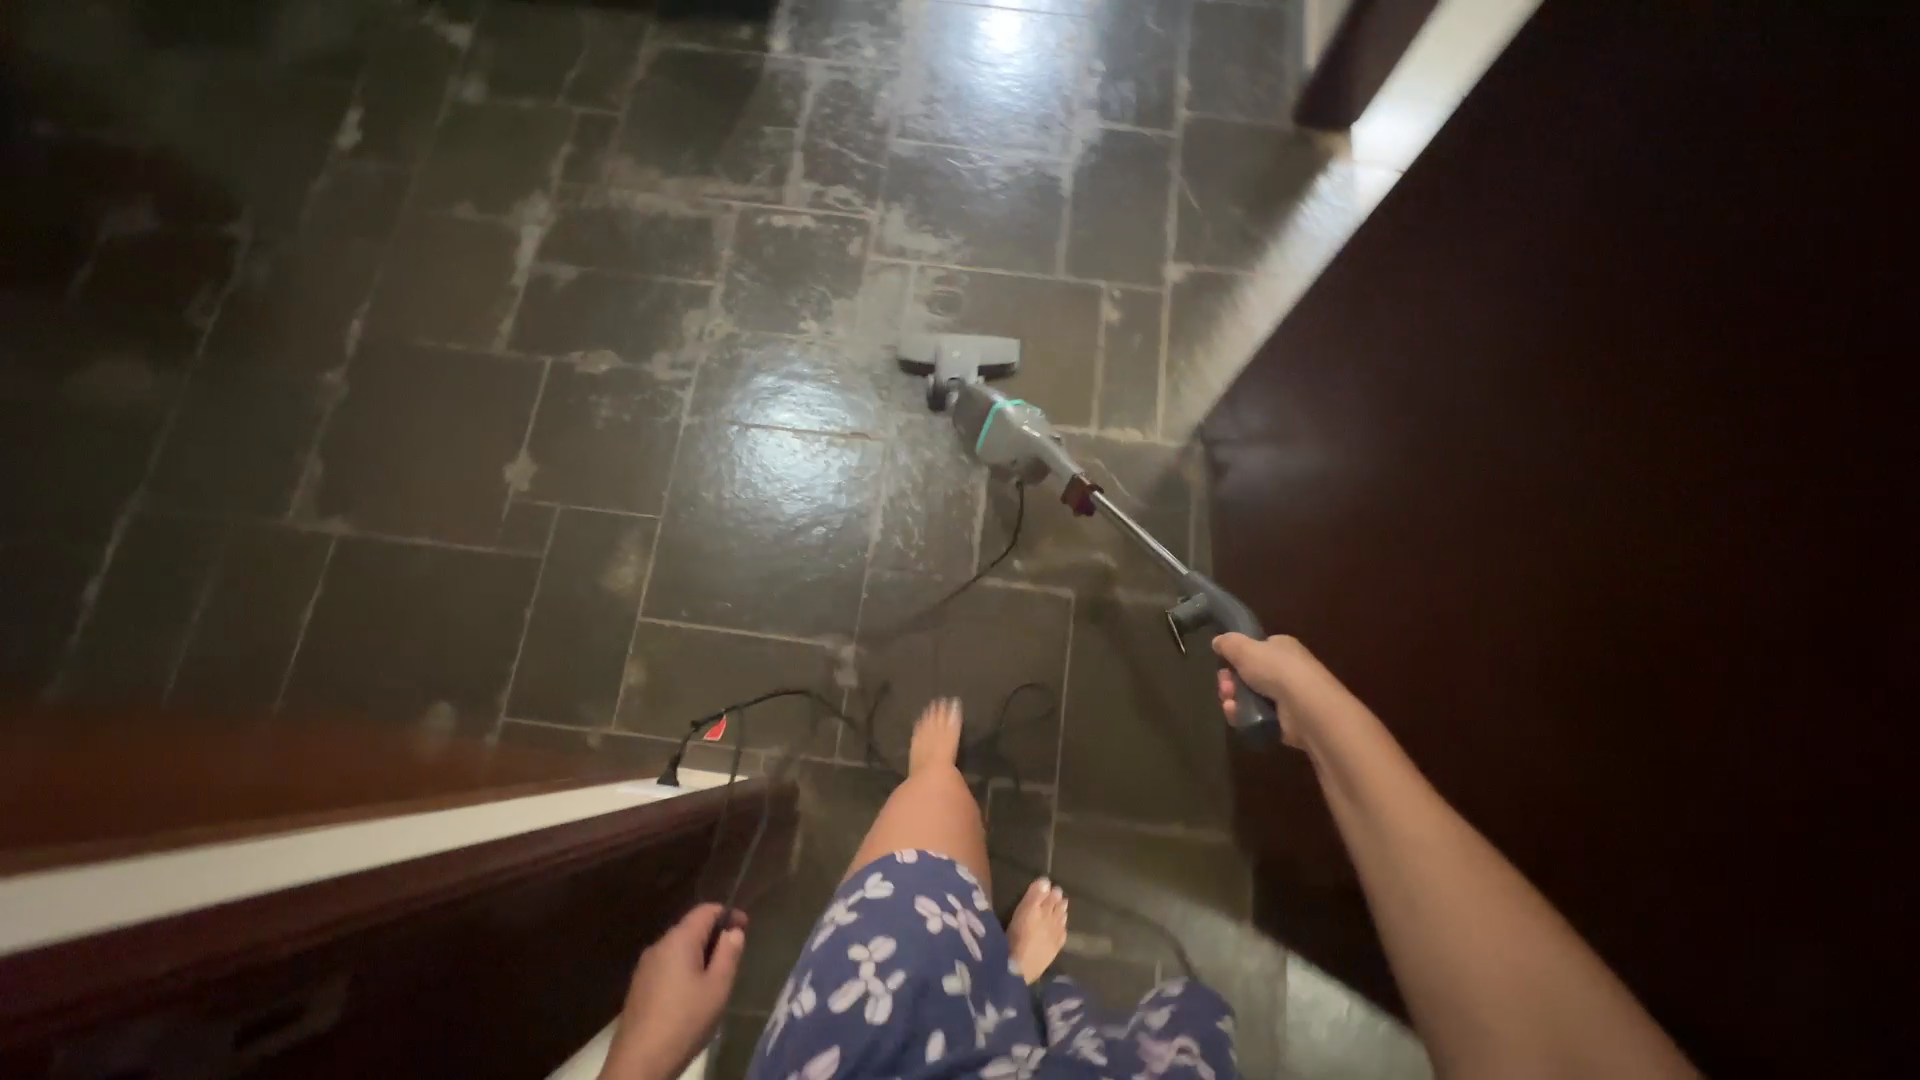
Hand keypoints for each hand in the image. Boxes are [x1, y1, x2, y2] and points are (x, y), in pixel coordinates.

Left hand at [599, 904, 747, 1079]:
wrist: (638, 1065)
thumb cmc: (684, 1021)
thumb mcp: (718, 987)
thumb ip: (729, 953)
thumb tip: (733, 931)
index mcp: (679, 940)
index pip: (706, 910)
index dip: (728, 914)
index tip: (745, 929)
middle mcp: (658, 946)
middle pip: (691, 928)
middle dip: (714, 936)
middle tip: (733, 959)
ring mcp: (644, 968)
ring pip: (678, 948)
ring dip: (699, 955)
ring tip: (715, 980)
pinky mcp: (638, 988)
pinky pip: (667, 966)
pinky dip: (684, 969)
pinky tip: (691, 996)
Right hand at [1212, 632, 1308, 748]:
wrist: (1304, 706)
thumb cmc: (1276, 669)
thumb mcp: (1245, 648)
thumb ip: (1228, 643)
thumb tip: (1217, 641)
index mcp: (1282, 648)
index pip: (1257, 649)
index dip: (1238, 656)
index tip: (1223, 664)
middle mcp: (1287, 670)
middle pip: (1248, 674)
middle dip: (1231, 680)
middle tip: (1224, 685)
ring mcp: (1287, 696)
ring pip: (1249, 696)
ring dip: (1234, 697)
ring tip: (1229, 701)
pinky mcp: (1284, 720)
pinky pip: (1256, 716)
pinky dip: (1243, 714)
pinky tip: (1235, 713)